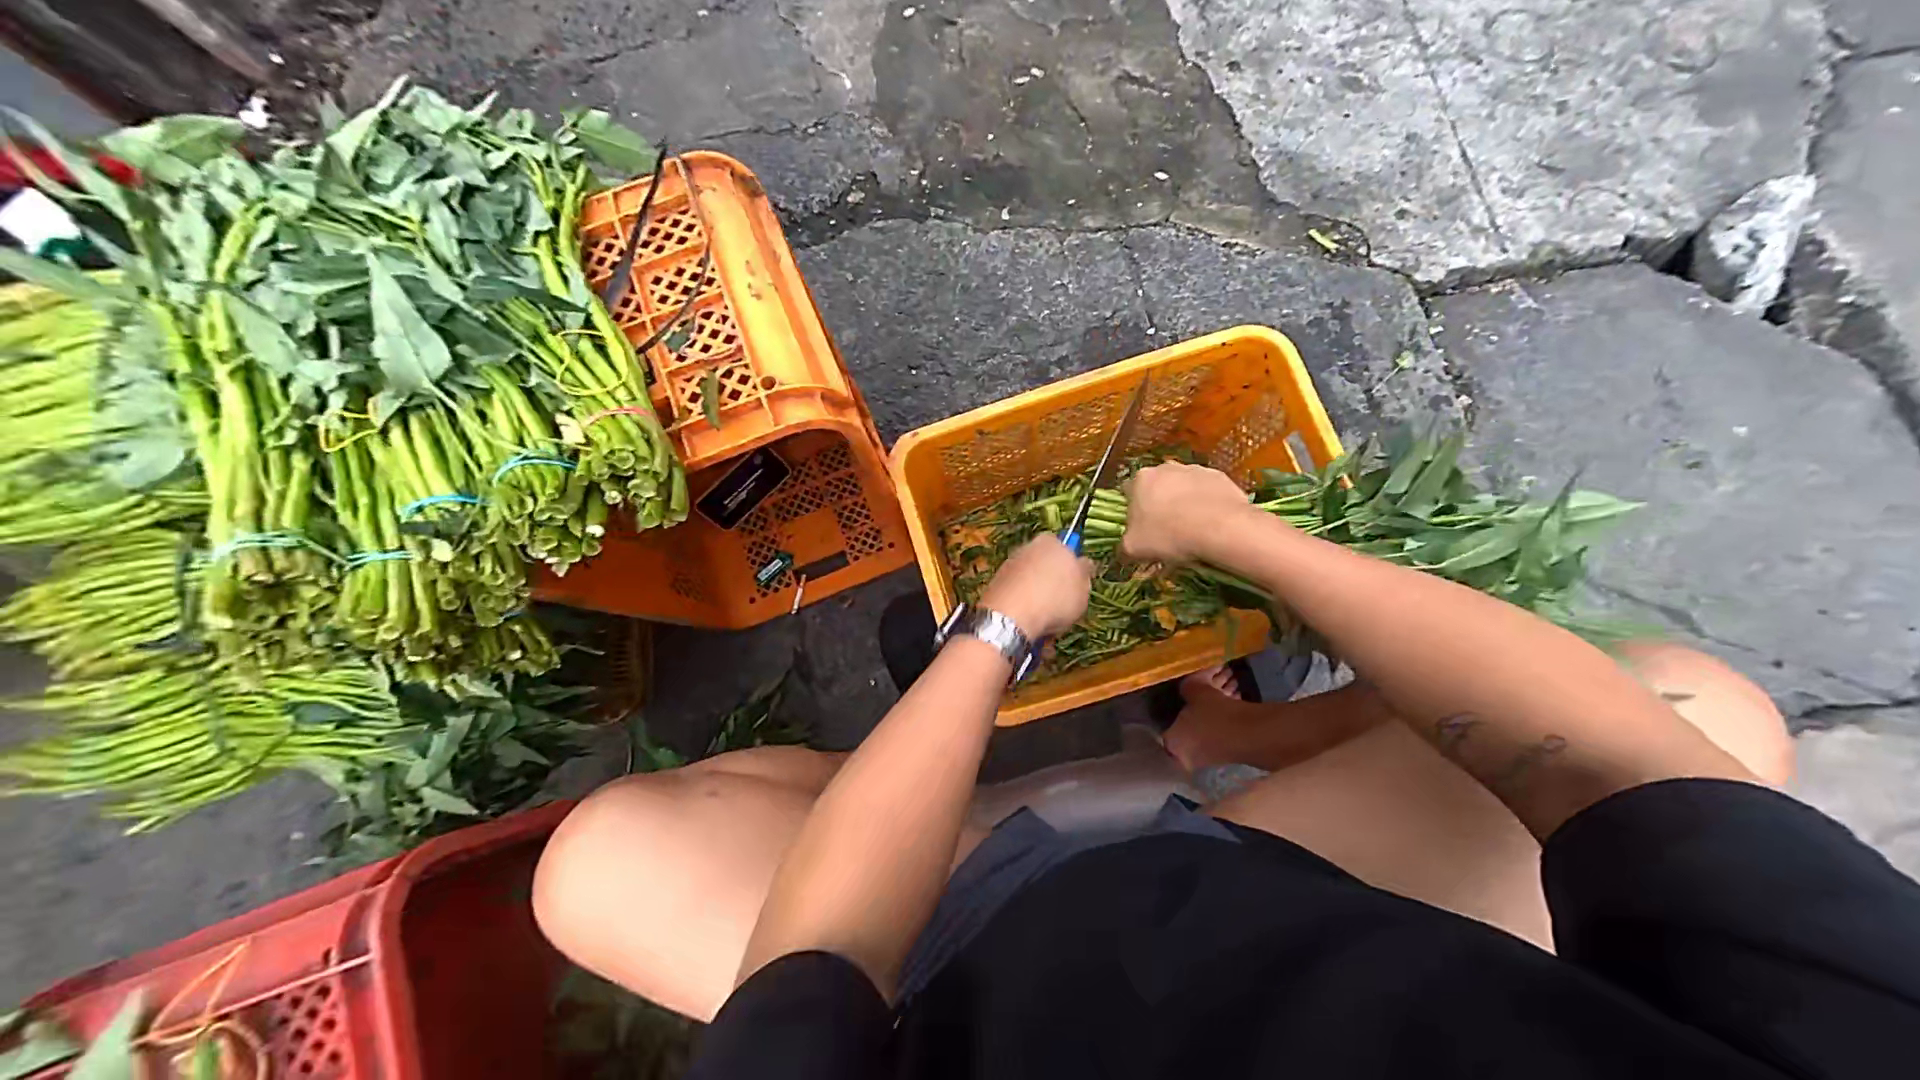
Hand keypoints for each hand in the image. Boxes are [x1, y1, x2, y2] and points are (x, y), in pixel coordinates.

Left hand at [978, 535, 1093, 638]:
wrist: (1011, 617)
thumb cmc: (1055, 599)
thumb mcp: (1084, 589)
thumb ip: (1084, 573)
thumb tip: (1083, 563)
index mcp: (1050, 541)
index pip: (1064, 546)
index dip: (1071, 564)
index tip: (1076, 583)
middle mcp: (1026, 547)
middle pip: (1044, 563)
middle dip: (1051, 580)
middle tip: (1062, 603)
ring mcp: (1008, 565)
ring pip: (1029, 580)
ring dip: (1036, 596)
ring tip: (1046, 620)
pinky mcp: (994, 584)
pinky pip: (1016, 595)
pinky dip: (1022, 606)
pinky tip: (1028, 623)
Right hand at [1122, 462, 1255, 563]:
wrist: (1222, 528)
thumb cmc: (1169, 535)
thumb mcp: (1134, 549)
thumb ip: (1124, 546)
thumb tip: (1123, 551)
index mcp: (1140, 480)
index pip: (1128, 492)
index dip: (1132, 511)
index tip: (1139, 528)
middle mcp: (1166, 468)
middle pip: (1157, 487)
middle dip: (1159, 505)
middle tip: (1165, 531)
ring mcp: (1195, 470)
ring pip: (1183, 487)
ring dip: (1184, 503)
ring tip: (1191, 530)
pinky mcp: (1220, 477)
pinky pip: (1208, 491)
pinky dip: (1207, 505)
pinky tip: (1211, 524)